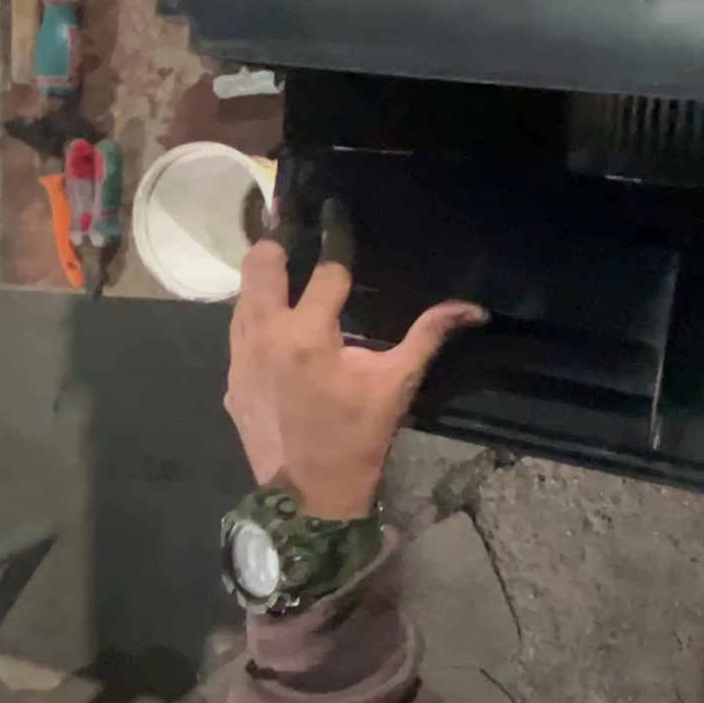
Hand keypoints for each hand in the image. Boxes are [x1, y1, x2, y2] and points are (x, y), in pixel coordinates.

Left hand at [224, 220, 486, 519]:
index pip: (326, 270)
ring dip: (262, 275)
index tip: (333, 207)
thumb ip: (429, 335)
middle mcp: (265, 336)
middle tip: (289, 217)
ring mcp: (239, 359)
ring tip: (279, 254)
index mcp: (309, 334)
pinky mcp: (231, 380)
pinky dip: (255, 313)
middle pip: (261, 268)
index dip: (334, 236)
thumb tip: (472, 308)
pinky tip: (272, 315)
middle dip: (276, 239)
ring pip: (242, 298)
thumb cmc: (359, 433)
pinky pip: (239, 332)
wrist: (308, 495)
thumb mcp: (398, 381)